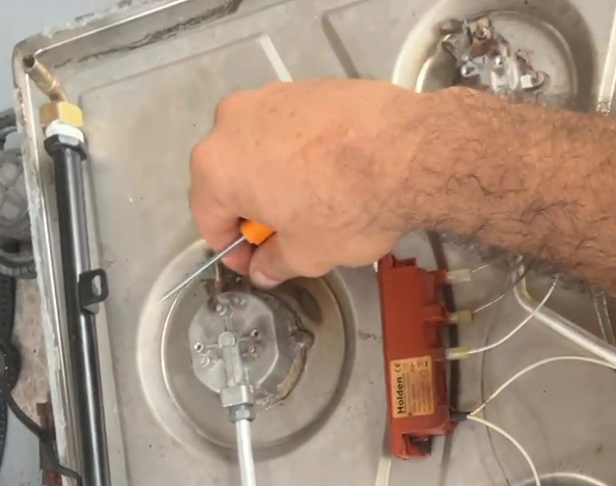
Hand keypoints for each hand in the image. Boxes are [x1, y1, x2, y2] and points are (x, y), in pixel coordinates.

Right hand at [188, 79, 431, 286]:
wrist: (408, 151)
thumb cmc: (349, 206)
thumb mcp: (307, 253)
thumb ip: (274, 263)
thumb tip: (264, 268)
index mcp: (218, 167)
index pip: (208, 219)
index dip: (232, 251)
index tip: (255, 264)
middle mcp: (232, 122)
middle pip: (230, 178)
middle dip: (253, 213)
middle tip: (284, 240)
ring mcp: (269, 97)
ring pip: (259, 151)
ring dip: (275, 183)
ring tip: (312, 210)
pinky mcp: (305, 87)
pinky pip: (290, 131)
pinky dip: (300, 157)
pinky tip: (331, 178)